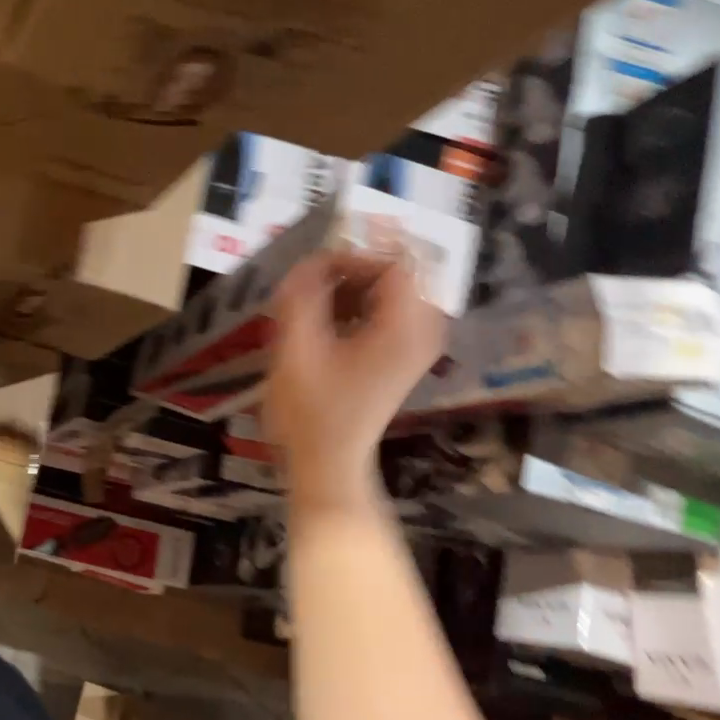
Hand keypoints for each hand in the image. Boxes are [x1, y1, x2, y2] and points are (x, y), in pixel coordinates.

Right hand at [265, 250, 444, 508]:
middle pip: (397, 274)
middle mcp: (423, 330)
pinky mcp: (401, 356)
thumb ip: (301, 300)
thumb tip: (306, 262)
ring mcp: (415, 345)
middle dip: (351, 270)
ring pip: (390, 292)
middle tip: (309, 281)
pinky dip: (356, 307)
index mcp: (405, 327)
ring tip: (310, 302)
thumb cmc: (310, 413)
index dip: (353, 256)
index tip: (311, 268)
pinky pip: (386, 313)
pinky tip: (324, 322)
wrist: (327, 464)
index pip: (395, 263)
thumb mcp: (296, 352)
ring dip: (350, 288)